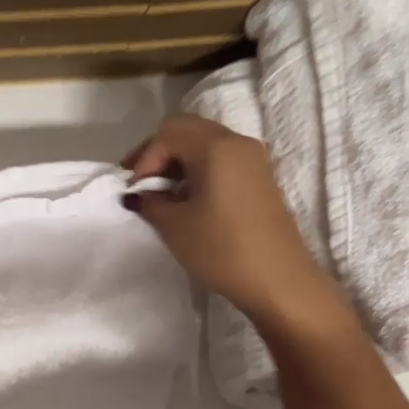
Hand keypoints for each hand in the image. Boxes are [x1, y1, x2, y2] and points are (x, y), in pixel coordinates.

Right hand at [121, 115, 341, 320]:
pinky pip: (221, 160)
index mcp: (216, 147)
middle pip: (189, 131)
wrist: (275, 277)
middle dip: (159, 154)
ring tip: (160, 194)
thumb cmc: (220, 249)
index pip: (169, 132)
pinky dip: (197, 171)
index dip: (144, 158)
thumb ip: (151, 202)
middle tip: (138, 183)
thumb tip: (140, 194)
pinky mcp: (259, 178)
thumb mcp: (174, 226)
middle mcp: (237, 142)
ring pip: (206, 145)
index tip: (134, 190)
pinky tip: (186, 199)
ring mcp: (253, 159)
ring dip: (178, 163)